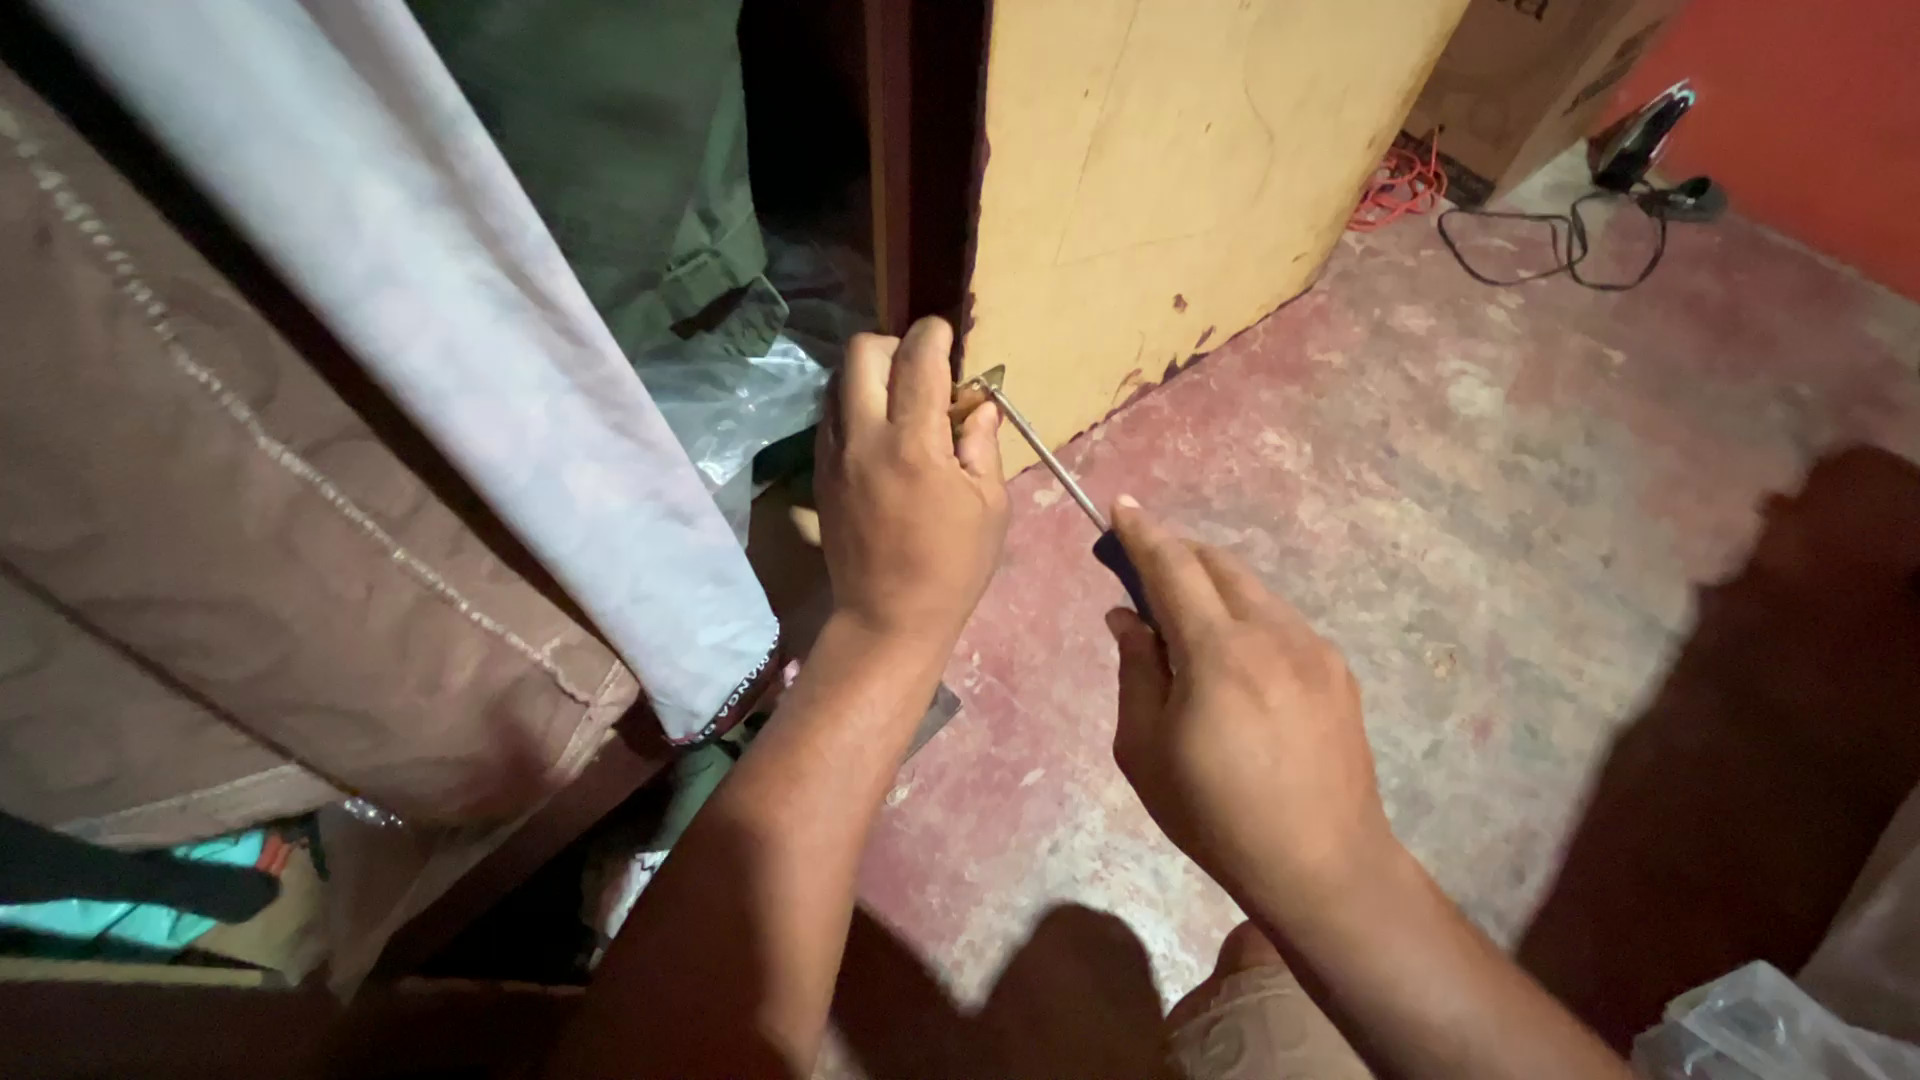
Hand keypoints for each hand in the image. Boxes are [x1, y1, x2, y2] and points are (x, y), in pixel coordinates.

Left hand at [815, 317, 1007, 650]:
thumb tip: (979, 406)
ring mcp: (834, 454)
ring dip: (870, 374)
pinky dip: (853, 405)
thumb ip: (983, 446)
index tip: (946, 333)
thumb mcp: (990, 507)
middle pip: (862, 352)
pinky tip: (878, 432)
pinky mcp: (819, 473)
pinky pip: (829, 415)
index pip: (918, 360)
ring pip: (838, 380)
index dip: (934, 334)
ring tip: (899, 401)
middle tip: (921, 370)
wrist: (887, 618)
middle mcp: (865, 437)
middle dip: (894, 344)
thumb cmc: (952, 567)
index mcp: (915, 444)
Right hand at [1105, 500, 1397, 920]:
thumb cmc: (1214, 816)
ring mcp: (1314, 648)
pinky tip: (1234, 662)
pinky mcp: (1337, 669)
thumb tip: (1127, 617)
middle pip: (1218, 563)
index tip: (1120, 507)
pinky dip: (1243, 616)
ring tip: (1186, 625)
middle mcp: (1273, 634)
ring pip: (1252, 588)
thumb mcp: (1144, 748)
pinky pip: (1279, 620)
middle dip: (1176, 553)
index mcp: (1218, 653)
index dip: (1142, 534)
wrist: (1323, 867)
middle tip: (1143, 572)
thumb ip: (1134, 669)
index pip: (1172, 568)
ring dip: (1211, 586)